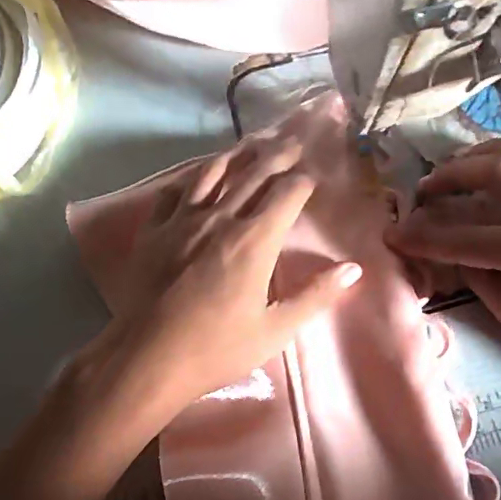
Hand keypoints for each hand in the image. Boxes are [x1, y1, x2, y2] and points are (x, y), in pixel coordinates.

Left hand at [88, 138, 360, 419]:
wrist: (147, 358)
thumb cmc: (218, 348)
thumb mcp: (276, 330)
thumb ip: (316, 295)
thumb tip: (353, 268)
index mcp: (255, 241)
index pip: (287, 193)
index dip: (304, 180)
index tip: (314, 177)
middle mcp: (220, 218)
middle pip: (254, 173)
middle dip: (279, 155)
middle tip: (294, 141)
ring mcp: (182, 220)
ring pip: (212, 172)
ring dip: (237, 155)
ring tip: (252, 143)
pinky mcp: (154, 230)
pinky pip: (174, 191)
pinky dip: (192, 179)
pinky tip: (197, 177)